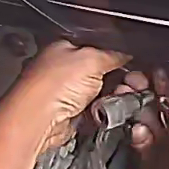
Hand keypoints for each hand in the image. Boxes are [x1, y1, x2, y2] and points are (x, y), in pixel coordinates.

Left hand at [3, 40, 128, 150]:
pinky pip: (95, 112)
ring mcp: (66, 94)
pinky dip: (101, 112)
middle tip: (127, 85)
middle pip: (101, 73)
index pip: (97, 49)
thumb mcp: (92, 59)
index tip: (129, 65)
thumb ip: (112, 55)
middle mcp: (63, 71)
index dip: (116, 57)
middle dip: (116, 80)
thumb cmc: (51, 85)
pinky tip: (102, 111)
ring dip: (111, 98)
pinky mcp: (70, 115)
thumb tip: (124, 55)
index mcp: (64, 49)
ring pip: (100, 95)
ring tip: (112, 98)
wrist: (38, 119)